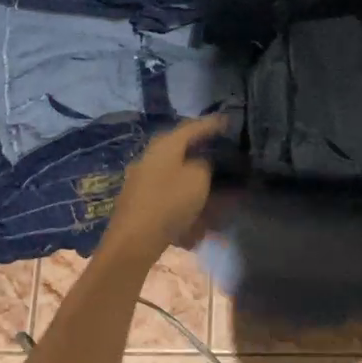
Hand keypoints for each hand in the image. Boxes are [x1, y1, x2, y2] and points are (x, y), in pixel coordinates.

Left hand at [102, 117, 226, 261]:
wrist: (133, 241)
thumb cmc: (169, 202)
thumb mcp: (198, 178)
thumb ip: (204, 164)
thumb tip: (201, 162)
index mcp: (165, 145)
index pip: (192, 126)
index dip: (212, 123)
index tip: (228, 121)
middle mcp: (150, 157)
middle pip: (180, 149)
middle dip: (202, 151)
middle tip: (220, 152)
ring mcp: (142, 179)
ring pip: (176, 173)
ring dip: (195, 179)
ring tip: (214, 188)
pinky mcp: (140, 200)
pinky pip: (169, 193)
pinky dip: (185, 198)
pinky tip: (197, 213)